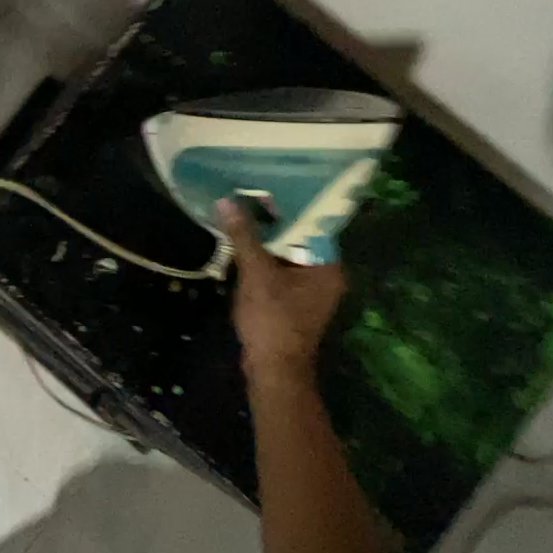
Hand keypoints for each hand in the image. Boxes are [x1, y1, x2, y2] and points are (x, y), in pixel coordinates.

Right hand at [218, 198, 345, 390]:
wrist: (273, 369)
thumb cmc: (272, 320)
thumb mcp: (256, 274)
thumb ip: (243, 237)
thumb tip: (225, 201)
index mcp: (327, 266)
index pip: (314, 223)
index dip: (292, 203)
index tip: (268, 183)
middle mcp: (325, 274)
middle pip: (299, 238)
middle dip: (274, 219)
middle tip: (249, 194)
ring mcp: (309, 289)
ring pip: (286, 254)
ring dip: (265, 239)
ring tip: (241, 212)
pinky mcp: (292, 300)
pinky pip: (279, 269)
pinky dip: (263, 258)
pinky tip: (241, 245)